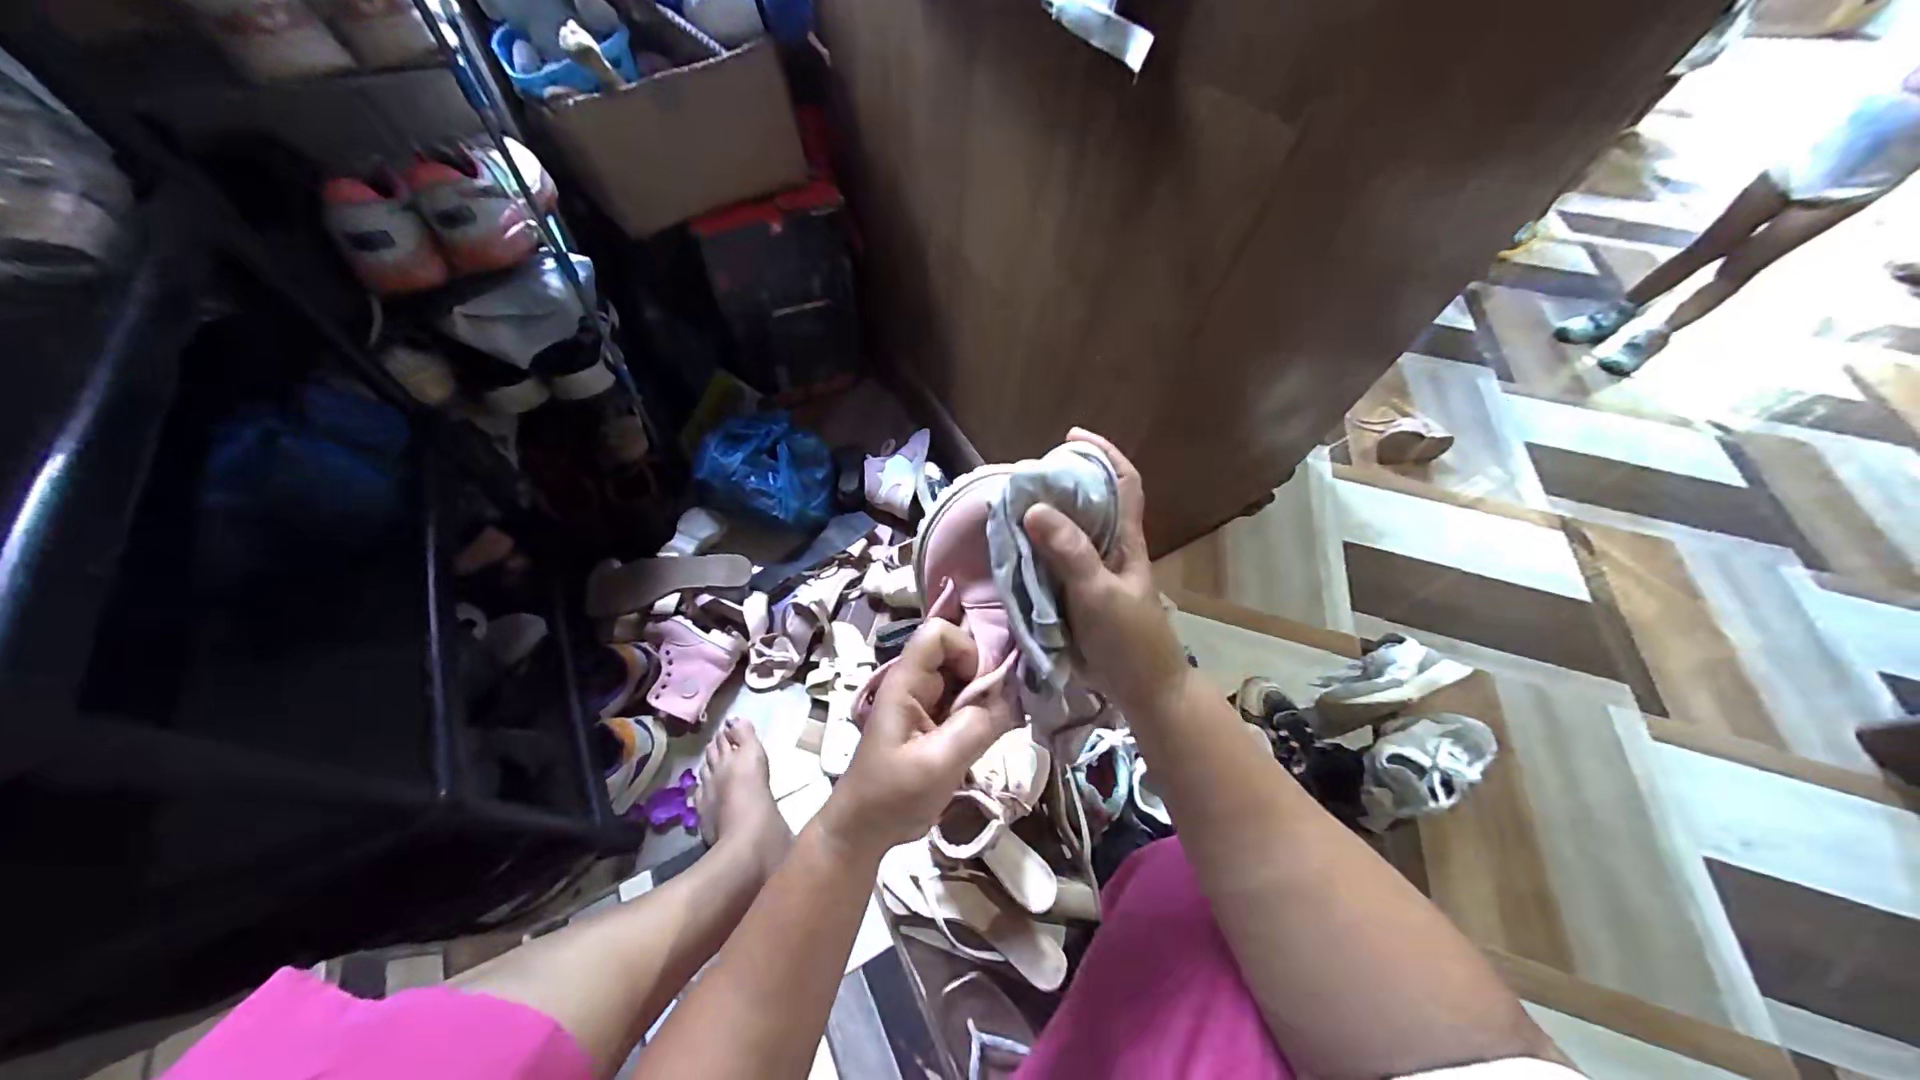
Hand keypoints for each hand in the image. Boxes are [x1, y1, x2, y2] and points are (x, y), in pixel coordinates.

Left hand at [819, 619, 1013, 856]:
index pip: (938, 633)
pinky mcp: (938, 722)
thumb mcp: (936, 764)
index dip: (966, 649)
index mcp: (906, 682)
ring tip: (995, 728)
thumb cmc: (892, 795)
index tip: (981, 686)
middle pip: (959, 653)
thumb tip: (1010, 700)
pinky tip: (990, 735)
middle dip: (984, 676)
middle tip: (997, 712)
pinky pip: (968, 702)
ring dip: (986, 698)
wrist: (866, 829)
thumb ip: (975, 728)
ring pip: (968, 678)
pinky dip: (984, 713)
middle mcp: (918, 683)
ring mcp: (928, 702)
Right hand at [1024, 428, 1192, 720]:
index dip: (1103, 454)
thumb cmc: (1129, 639)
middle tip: (1025, 480)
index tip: (1072, 437)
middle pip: (1090, 504)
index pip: (1123, 484)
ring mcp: (1093, 575)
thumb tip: (1034, 508)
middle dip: (1062, 484)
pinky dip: (1035, 552)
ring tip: (1011, 509)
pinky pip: (1053, 565)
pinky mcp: (1077, 598)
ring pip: (1068, 534)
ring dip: (1044, 518)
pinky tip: (1013, 551)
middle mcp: (1109, 551)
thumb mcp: (1099, 592)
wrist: (1143, 690)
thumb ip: (1069, 552)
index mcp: (1125, 541)